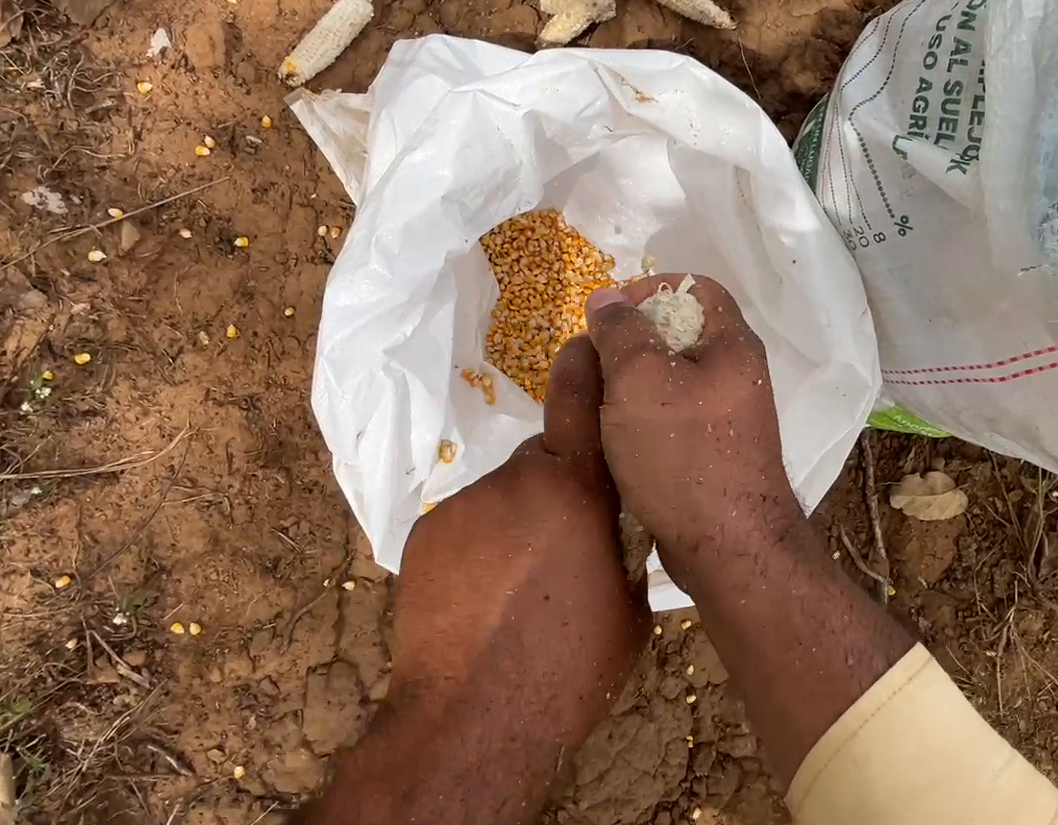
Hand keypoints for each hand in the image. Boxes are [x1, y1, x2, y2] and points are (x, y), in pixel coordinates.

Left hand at [391, 334, 647, 728]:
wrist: (472, 716)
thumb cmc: (570, 664)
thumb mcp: (629, 604)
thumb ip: (626, 543)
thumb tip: (621, 523)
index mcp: (575, 488)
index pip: (579, 398)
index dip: (585, 364)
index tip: (589, 342)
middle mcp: (516, 480)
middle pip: (543, 458)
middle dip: (558, 485)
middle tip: (565, 541)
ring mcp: (465, 503)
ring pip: (505, 494)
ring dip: (519, 521)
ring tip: (522, 582)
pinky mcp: (427, 531)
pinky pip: (469, 522)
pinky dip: (483, 544)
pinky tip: (485, 594)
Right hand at [583, 275, 802, 584]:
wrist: (729, 548)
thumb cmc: (684, 455)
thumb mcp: (639, 381)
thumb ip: (621, 332)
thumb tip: (607, 297)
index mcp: (732, 344)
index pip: (697, 288)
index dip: (650, 289)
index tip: (608, 315)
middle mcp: (738, 373)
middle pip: (680, 333)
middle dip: (631, 342)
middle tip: (594, 363)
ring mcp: (729, 416)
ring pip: (671, 379)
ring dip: (632, 384)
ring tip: (596, 402)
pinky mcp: (715, 452)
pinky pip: (673, 417)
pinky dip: (643, 418)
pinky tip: (615, 437)